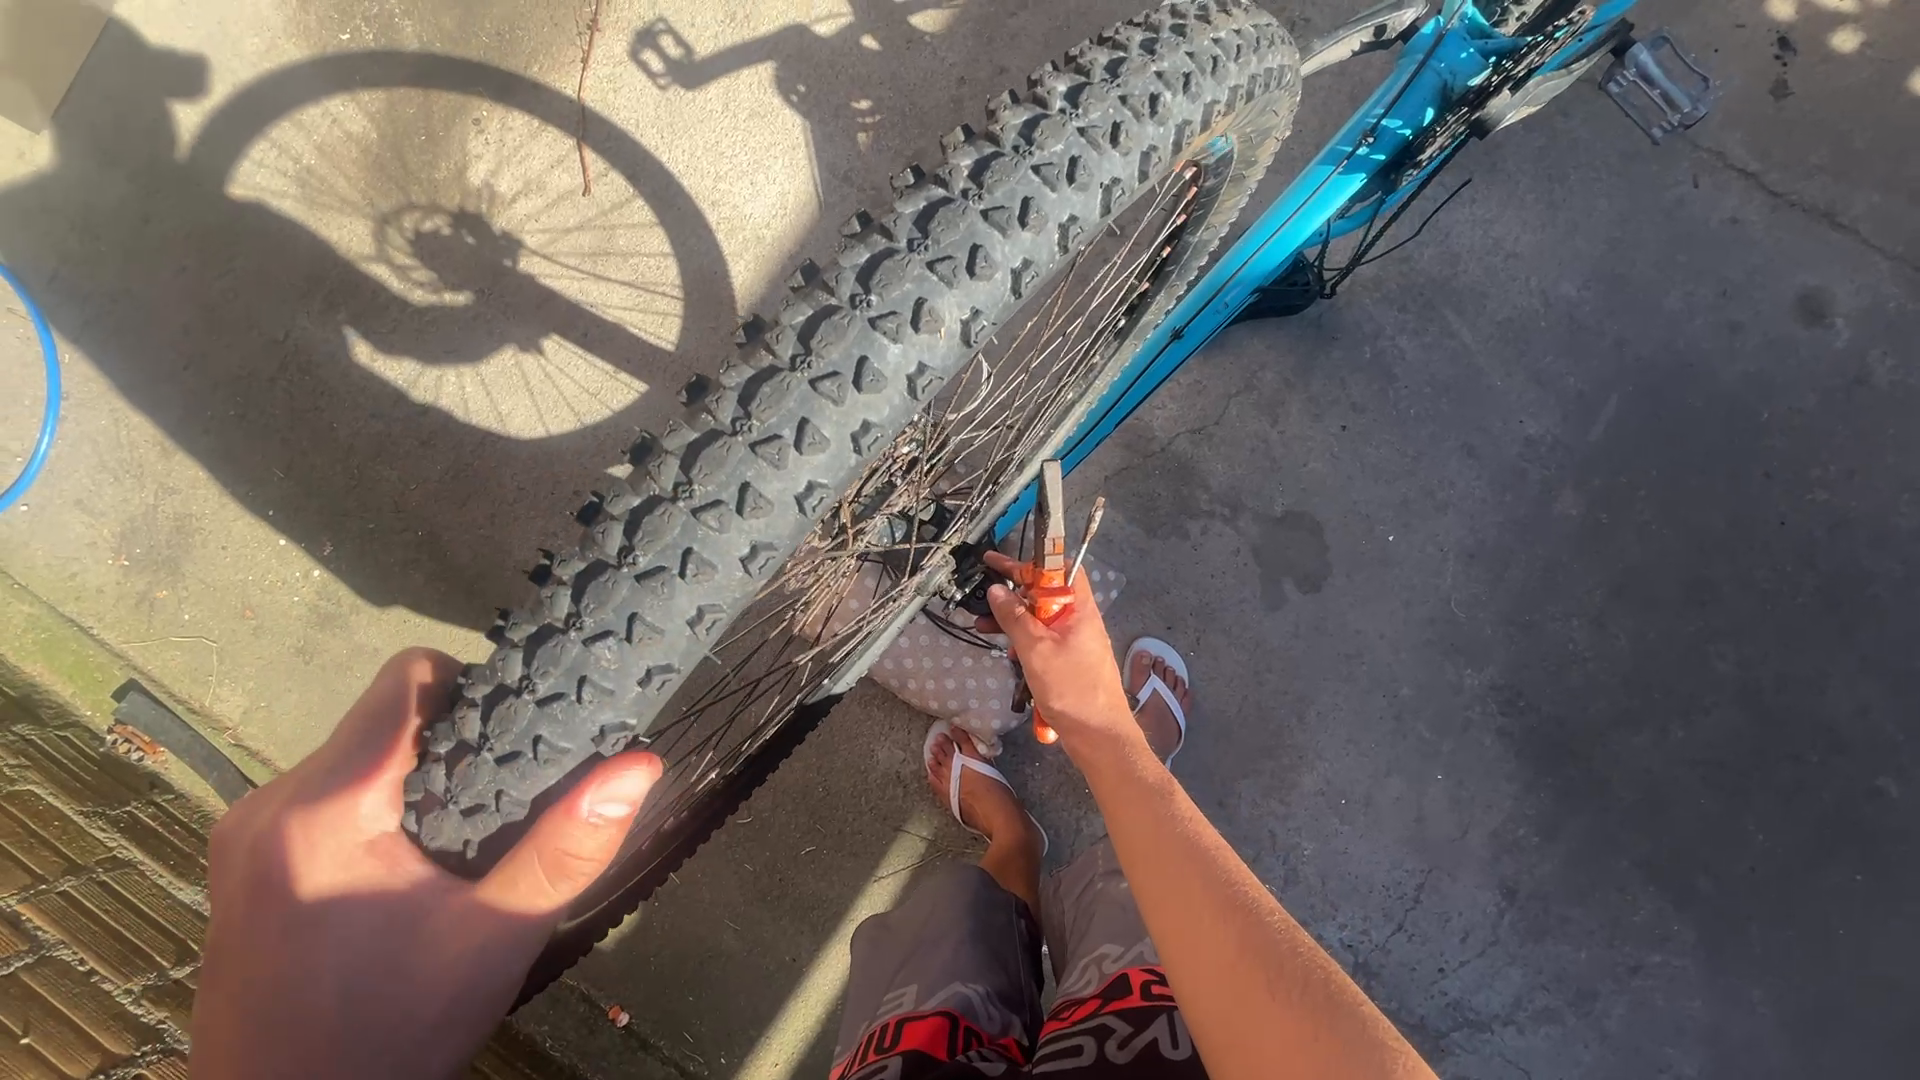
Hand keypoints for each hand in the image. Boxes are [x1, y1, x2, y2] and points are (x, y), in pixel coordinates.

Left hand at [192, 649, 660, 1079]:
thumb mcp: (500, 936)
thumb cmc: (392, 1029)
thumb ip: (569, 847)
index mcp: (323, 808)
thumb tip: (642, 764)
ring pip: (362, 753)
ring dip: (425, 771)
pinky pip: (332, 791)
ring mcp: (246, 834)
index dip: (478, 686)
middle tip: (514, 789)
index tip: (525, 730)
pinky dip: (387, 801)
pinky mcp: (244, 862)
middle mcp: (270, 803)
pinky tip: (421, 856)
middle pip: (388, 718)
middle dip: (459, 738)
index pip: (407, 680)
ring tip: (475, 824)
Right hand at [976, 551, 1148, 762]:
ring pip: (1039, 619)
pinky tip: (1007, 653)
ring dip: (1013, 621)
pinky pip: (1042, 641)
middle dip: (1013, 594)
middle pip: (1044, 594)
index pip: (1059, 568)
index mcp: (1079, 608)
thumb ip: (1014, 618)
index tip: (1001, 563)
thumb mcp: (1035, 649)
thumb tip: (996, 591)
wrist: (1099, 736)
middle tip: (984, 594)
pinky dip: (1023, 642)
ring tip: (983, 625)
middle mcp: (1079, 620)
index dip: (1031, 562)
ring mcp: (1074, 642)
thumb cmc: (1071, 689)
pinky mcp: (1068, 662)